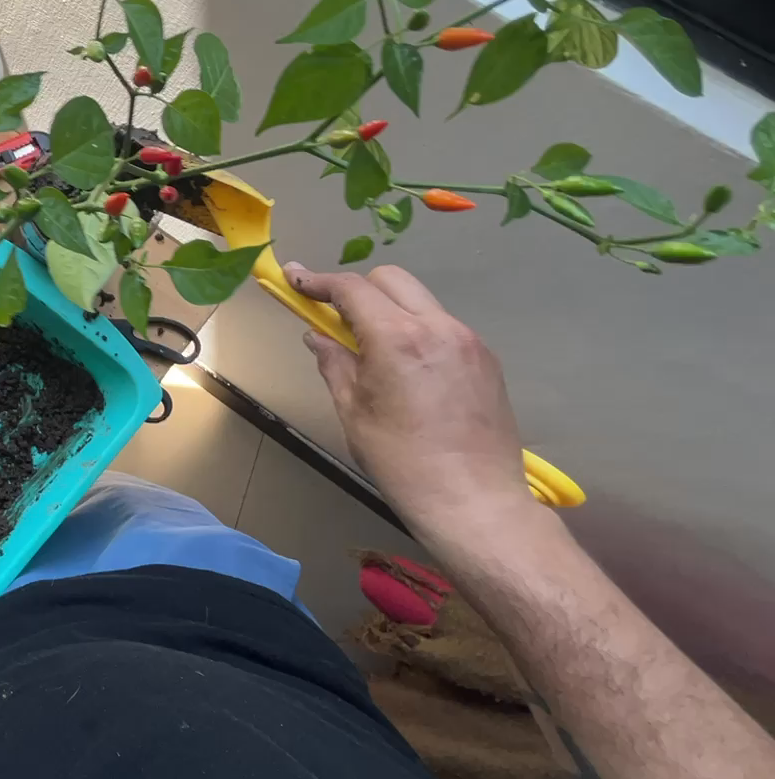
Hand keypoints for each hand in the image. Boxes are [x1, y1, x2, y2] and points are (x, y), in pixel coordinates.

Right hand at [284, 263, 537, 533]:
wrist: (474, 500)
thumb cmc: (399, 458)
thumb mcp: (352, 409)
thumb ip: (334, 362)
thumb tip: (319, 337)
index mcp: (398, 339)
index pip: (352, 289)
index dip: (317, 280)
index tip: (293, 278)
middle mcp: (438, 329)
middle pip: (390, 280)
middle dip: (356, 288)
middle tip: (332, 316)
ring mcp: (469, 343)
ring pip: (419, 301)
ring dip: (386, 309)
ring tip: (368, 347)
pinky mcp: (485, 360)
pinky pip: (440, 326)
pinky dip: (413, 329)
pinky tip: (403, 366)